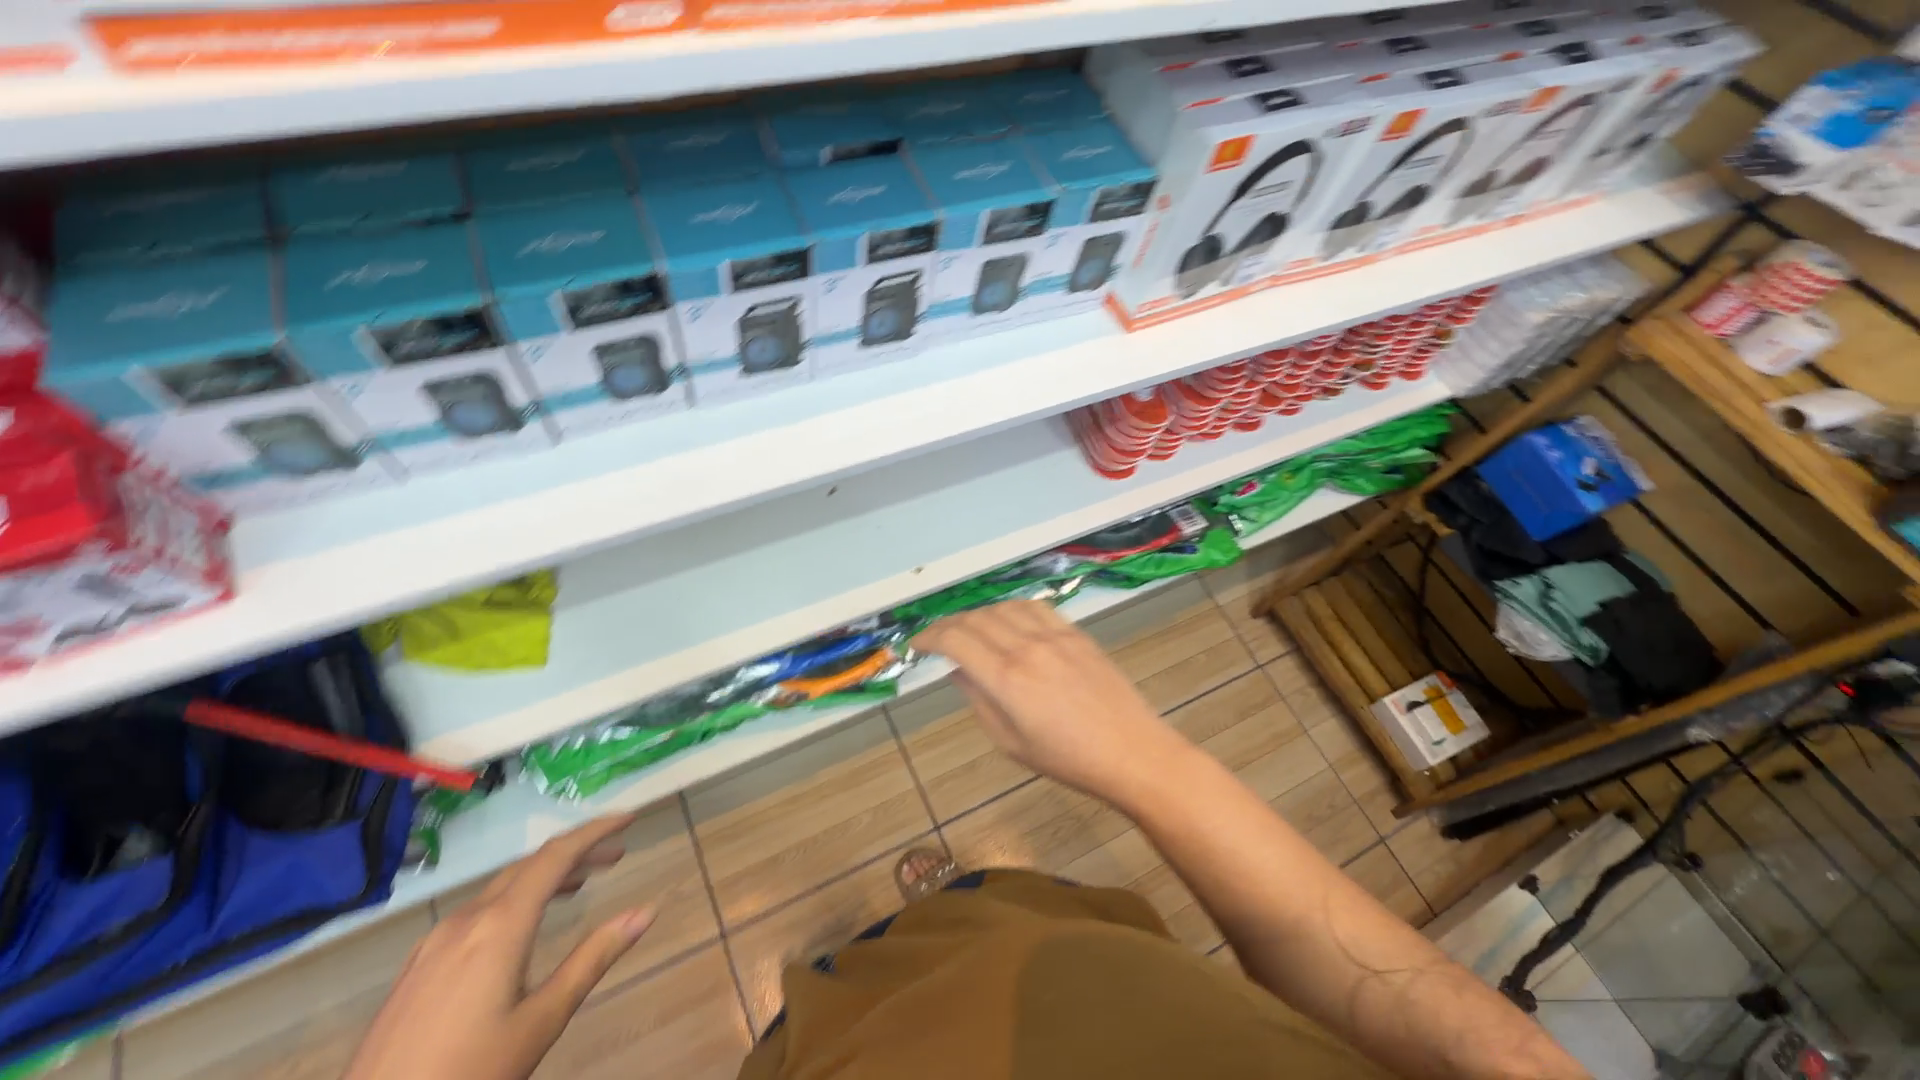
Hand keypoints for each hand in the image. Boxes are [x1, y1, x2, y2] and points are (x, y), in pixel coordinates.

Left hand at [345, 813, 655, 1079]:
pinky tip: (521, 926)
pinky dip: (513, 900)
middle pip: (528, 866)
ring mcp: (436, 940)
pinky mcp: (419, 963)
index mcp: (500, 926)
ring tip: (580, 885)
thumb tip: (645, 911)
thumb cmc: (470, 1070)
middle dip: (575, 853)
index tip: (628, 818)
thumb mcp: (542, 1020)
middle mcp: (466, 920)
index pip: (555, 857)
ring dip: (544, 877)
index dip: (594, 832)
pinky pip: (476, 910)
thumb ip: (592, 959)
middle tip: (616, 856)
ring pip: (500, 888)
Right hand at [912, 600, 1193, 802]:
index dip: (930, 637)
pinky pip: (1036, 607)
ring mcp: (1055, 636)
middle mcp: (1027, 647)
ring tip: (971, 630)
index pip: (956, 640)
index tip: (917, 645)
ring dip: (979, 614)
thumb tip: (959, 672)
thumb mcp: (1011, 743)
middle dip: (949, 625)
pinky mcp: (1077, 634)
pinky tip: (1008, 620)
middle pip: (976, 619)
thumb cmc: (1068, 760)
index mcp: (1007, 679)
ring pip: (1004, 607)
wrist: (1132, 752)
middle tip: (937, 639)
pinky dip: (1012, 608)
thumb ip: (980, 702)